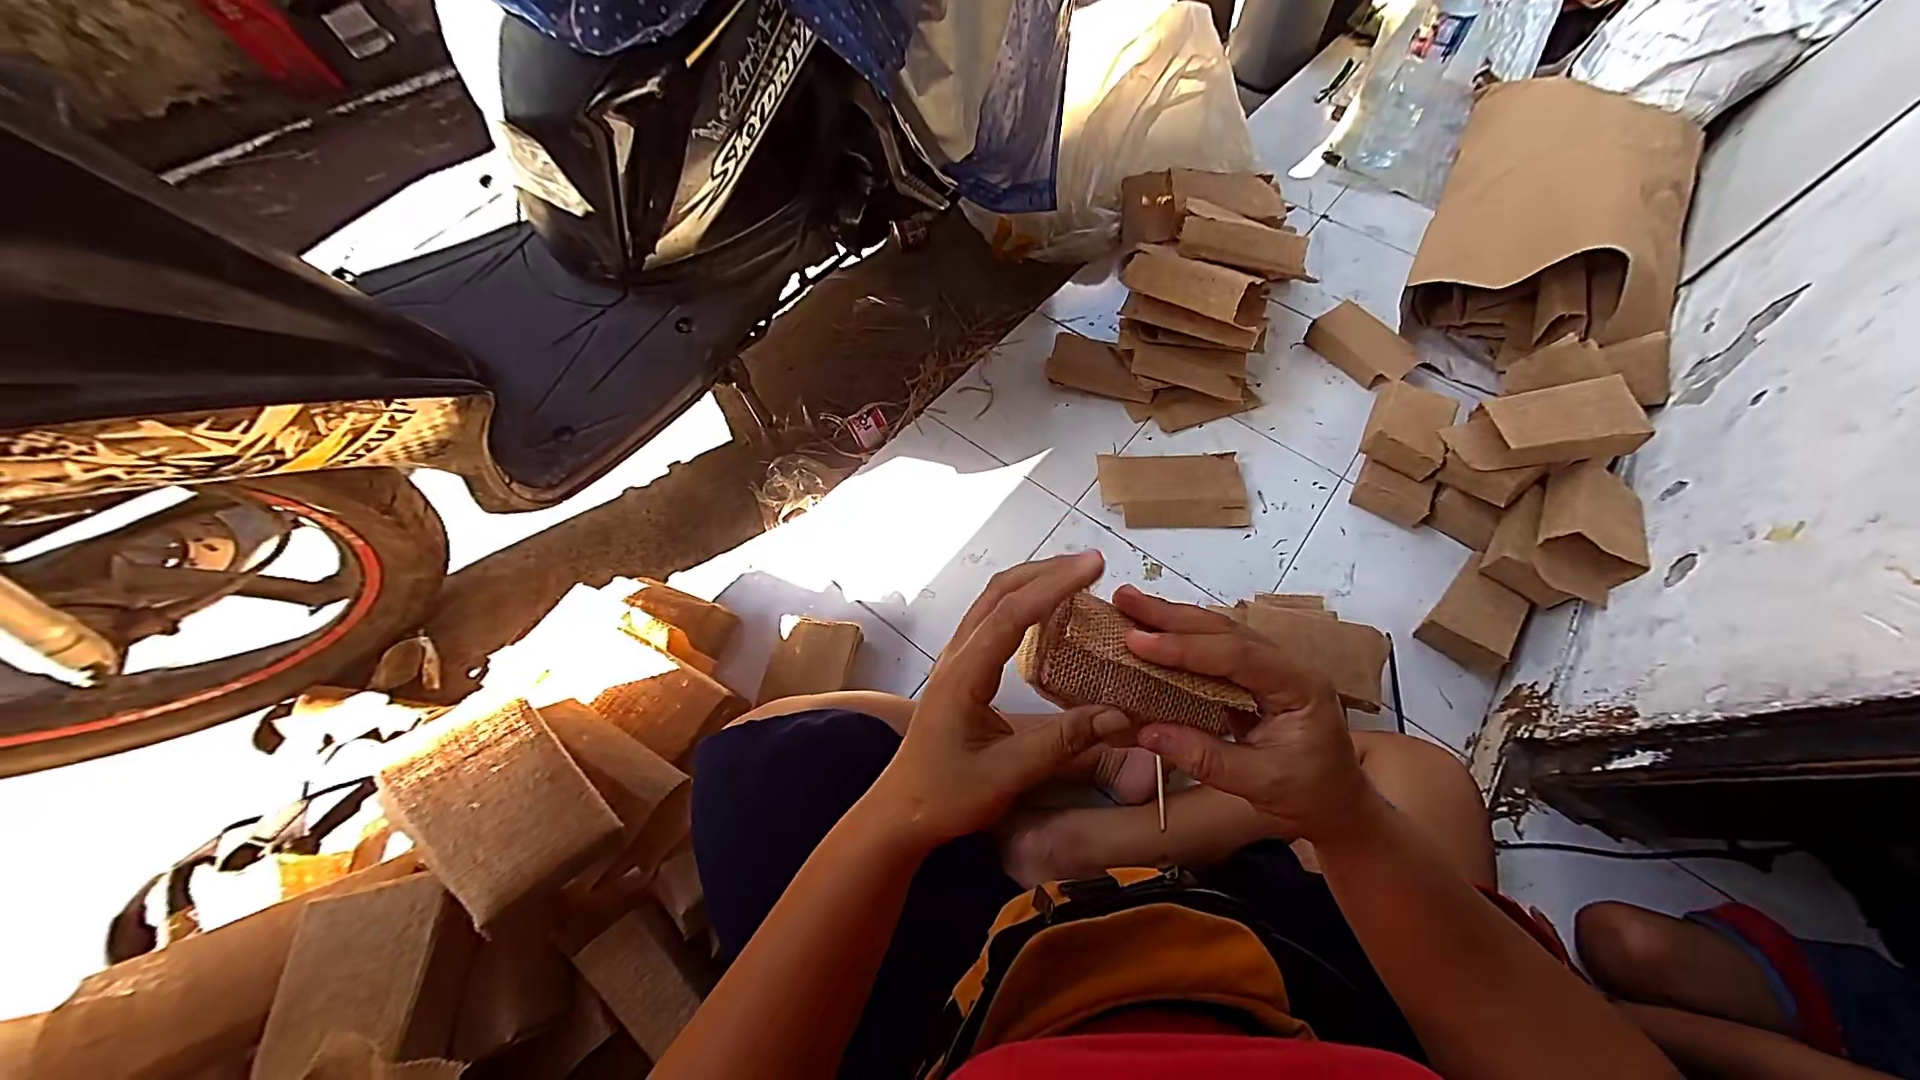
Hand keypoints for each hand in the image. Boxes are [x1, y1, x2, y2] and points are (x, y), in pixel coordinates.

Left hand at [866, 553, 1136, 850]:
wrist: (902, 810)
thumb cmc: (947, 796)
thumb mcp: (1007, 774)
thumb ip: (1062, 742)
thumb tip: (1119, 714)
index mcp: (963, 674)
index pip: (1011, 615)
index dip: (1054, 586)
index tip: (1093, 567)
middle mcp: (956, 656)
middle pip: (999, 593)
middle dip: (1046, 571)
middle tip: (1092, 565)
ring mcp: (955, 658)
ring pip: (993, 600)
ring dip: (1033, 581)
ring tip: (1076, 575)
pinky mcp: (961, 668)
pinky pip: (992, 618)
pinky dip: (1023, 601)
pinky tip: (1047, 609)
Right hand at [1114, 585, 1375, 842]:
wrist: (1339, 804)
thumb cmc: (1309, 795)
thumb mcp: (1258, 784)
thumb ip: (1204, 757)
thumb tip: (1146, 732)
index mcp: (1298, 687)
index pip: (1236, 655)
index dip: (1184, 647)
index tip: (1137, 641)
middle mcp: (1285, 665)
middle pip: (1224, 629)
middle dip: (1170, 614)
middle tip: (1124, 599)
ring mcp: (1269, 667)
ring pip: (1218, 631)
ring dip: (1172, 618)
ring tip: (1130, 604)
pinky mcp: (1252, 675)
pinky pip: (1214, 647)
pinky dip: (1181, 636)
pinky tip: (1154, 629)